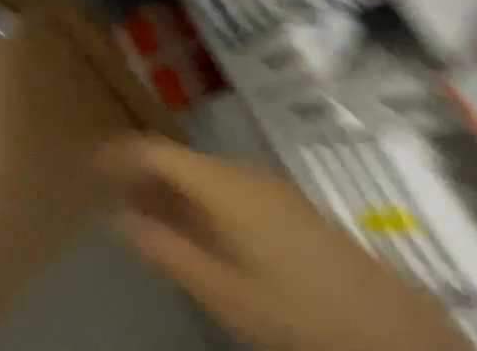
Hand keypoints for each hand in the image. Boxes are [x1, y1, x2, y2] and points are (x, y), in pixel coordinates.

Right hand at [100, 134, 467, 350]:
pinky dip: (196, 199)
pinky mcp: (286, 204)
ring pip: (203, 172)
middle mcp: (244, 173)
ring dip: (169, 187)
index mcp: (224, 186)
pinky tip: (192, 228)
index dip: (120, 153)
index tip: (88, 164)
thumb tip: (118, 217)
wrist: (389, 325)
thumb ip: (167, 250)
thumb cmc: (296, 308)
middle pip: (180, 158)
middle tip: (108, 194)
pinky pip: (226, 186)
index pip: (159, 151)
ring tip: (142, 213)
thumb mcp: (222, 290)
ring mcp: (269, 186)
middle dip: (141, 172)